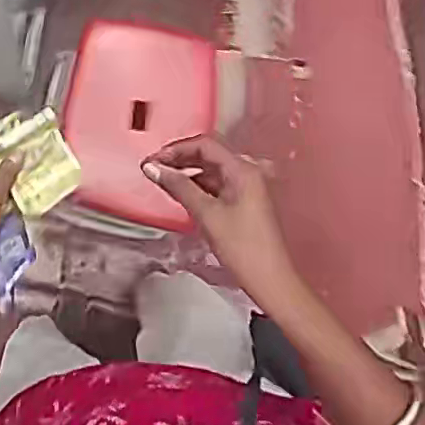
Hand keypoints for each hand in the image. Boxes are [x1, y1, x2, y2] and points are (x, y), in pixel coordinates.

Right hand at [143, 136, 296, 303]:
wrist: (271, 280)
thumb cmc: (243, 247)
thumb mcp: (206, 213)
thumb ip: (178, 186)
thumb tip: (153, 168)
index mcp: (244, 170)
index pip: (204, 145)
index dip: (176, 149)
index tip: (155, 160)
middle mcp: (250, 172)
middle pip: (209, 153)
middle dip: (180, 158)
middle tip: (156, 167)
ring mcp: (250, 186)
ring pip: (213, 168)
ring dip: (188, 171)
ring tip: (165, 180)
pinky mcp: (247, 200)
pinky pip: (218, 182)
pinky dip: (199, 184)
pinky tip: (183, 193)